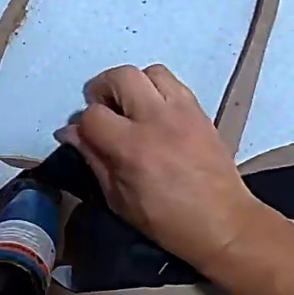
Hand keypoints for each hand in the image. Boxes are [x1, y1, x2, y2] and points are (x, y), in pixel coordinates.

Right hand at [58, 64, 269, 273]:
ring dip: (134, 85)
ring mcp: (183, 112)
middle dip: (103, 89)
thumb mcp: (118, 199)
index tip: (86, 137)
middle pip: (121, 76)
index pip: (93, 114)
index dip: (82, 125)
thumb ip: (93, 160)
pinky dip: (158, 91)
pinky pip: (174, 83)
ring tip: (132, 108)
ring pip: (150, 71)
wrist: (222, 223)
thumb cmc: (166, 221)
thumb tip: (71, 133)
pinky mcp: (200, 111)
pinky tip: (155, 114)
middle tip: (104, 110)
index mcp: (132, 148)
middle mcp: (157, 120)